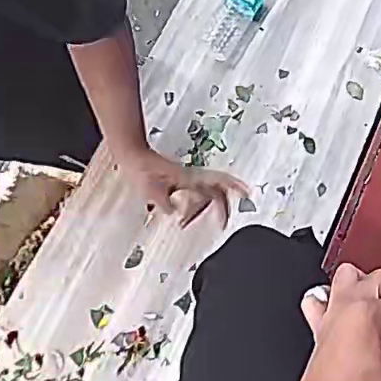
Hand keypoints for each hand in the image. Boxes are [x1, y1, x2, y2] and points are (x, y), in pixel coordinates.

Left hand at [120, 147, 249, 227]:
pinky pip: (195, 194)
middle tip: (223, 222)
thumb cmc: (143, 169)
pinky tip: (188, 212)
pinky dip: (195, 205)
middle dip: (223, 206)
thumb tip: (176, 213)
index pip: (218, 183)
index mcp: (190, 178)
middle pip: (216, 192)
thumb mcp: (152, 190)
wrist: (133, 157)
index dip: (235, 188)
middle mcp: (192, 178)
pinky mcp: (179, 181)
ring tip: (191, 223)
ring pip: (205, 194)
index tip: (246, 195)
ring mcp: (187, 179)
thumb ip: (166, 203)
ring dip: (204, 208)